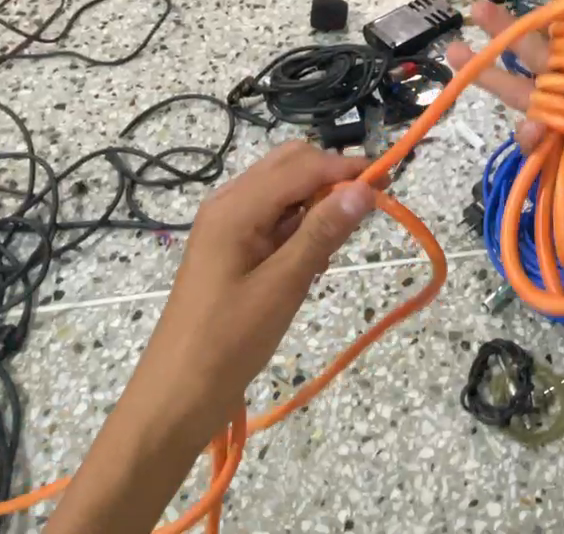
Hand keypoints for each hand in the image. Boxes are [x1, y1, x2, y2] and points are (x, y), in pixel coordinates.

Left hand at [134, 142, 375, 426]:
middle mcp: (230, 203)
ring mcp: (228, 225)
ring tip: (338, 244)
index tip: (388, 180)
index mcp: (236, 207)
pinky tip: (315, 259)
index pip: (302, 166)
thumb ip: (323, 231)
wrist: (175, 397)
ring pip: (285, 190)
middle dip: (332, 178)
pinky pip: (275, 217)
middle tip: (367, 208)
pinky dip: (302, 225)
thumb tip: (365, 188)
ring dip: (318, 203)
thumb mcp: (283, 286)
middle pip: (291, 165)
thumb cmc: (228, 342)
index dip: (346, 169)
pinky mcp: (231, 247)